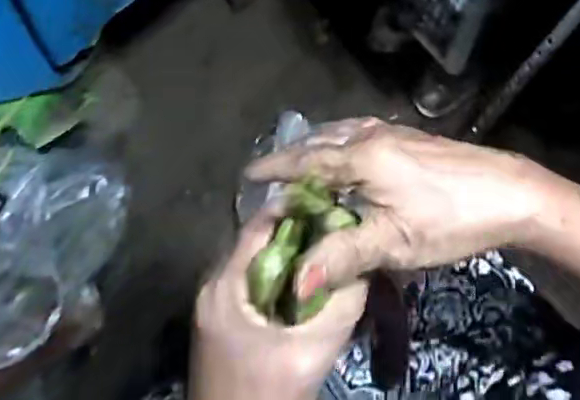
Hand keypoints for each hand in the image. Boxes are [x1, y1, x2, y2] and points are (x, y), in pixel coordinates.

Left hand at [190, 208, 367, 399]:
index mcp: (224, 283)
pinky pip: (255, 286)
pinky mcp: (224, 325)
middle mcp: (213, 284)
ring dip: (292, 256)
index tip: (332, 201)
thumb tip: (366, 265)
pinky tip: (308, 285)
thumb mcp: (309, 355)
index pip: (261, 223)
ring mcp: (216, 306)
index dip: (297, 206)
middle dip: (299, 231)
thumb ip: (339, 307)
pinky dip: (281, 279)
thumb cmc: (263, 398)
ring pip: (259, 263)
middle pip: (260, 241)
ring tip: (329, 249)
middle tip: (337, 225)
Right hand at [244, 119, 558, 303]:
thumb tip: (296, 281)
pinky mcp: (407, 135)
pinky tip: (346, 157)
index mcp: (360, 156)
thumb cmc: (446, 218)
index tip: (246, 174)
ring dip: (316, 146)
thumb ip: (342, 255)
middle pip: (320, 141)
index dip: (275, 167)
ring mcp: (390, 130)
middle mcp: (369, 134)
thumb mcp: (394, 243)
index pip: (305, 159)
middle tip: (270, 176)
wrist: (505, 189)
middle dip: (292, 155)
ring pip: (340, 133)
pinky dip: (338, 143)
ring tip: (300, 164)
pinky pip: (357, 132)